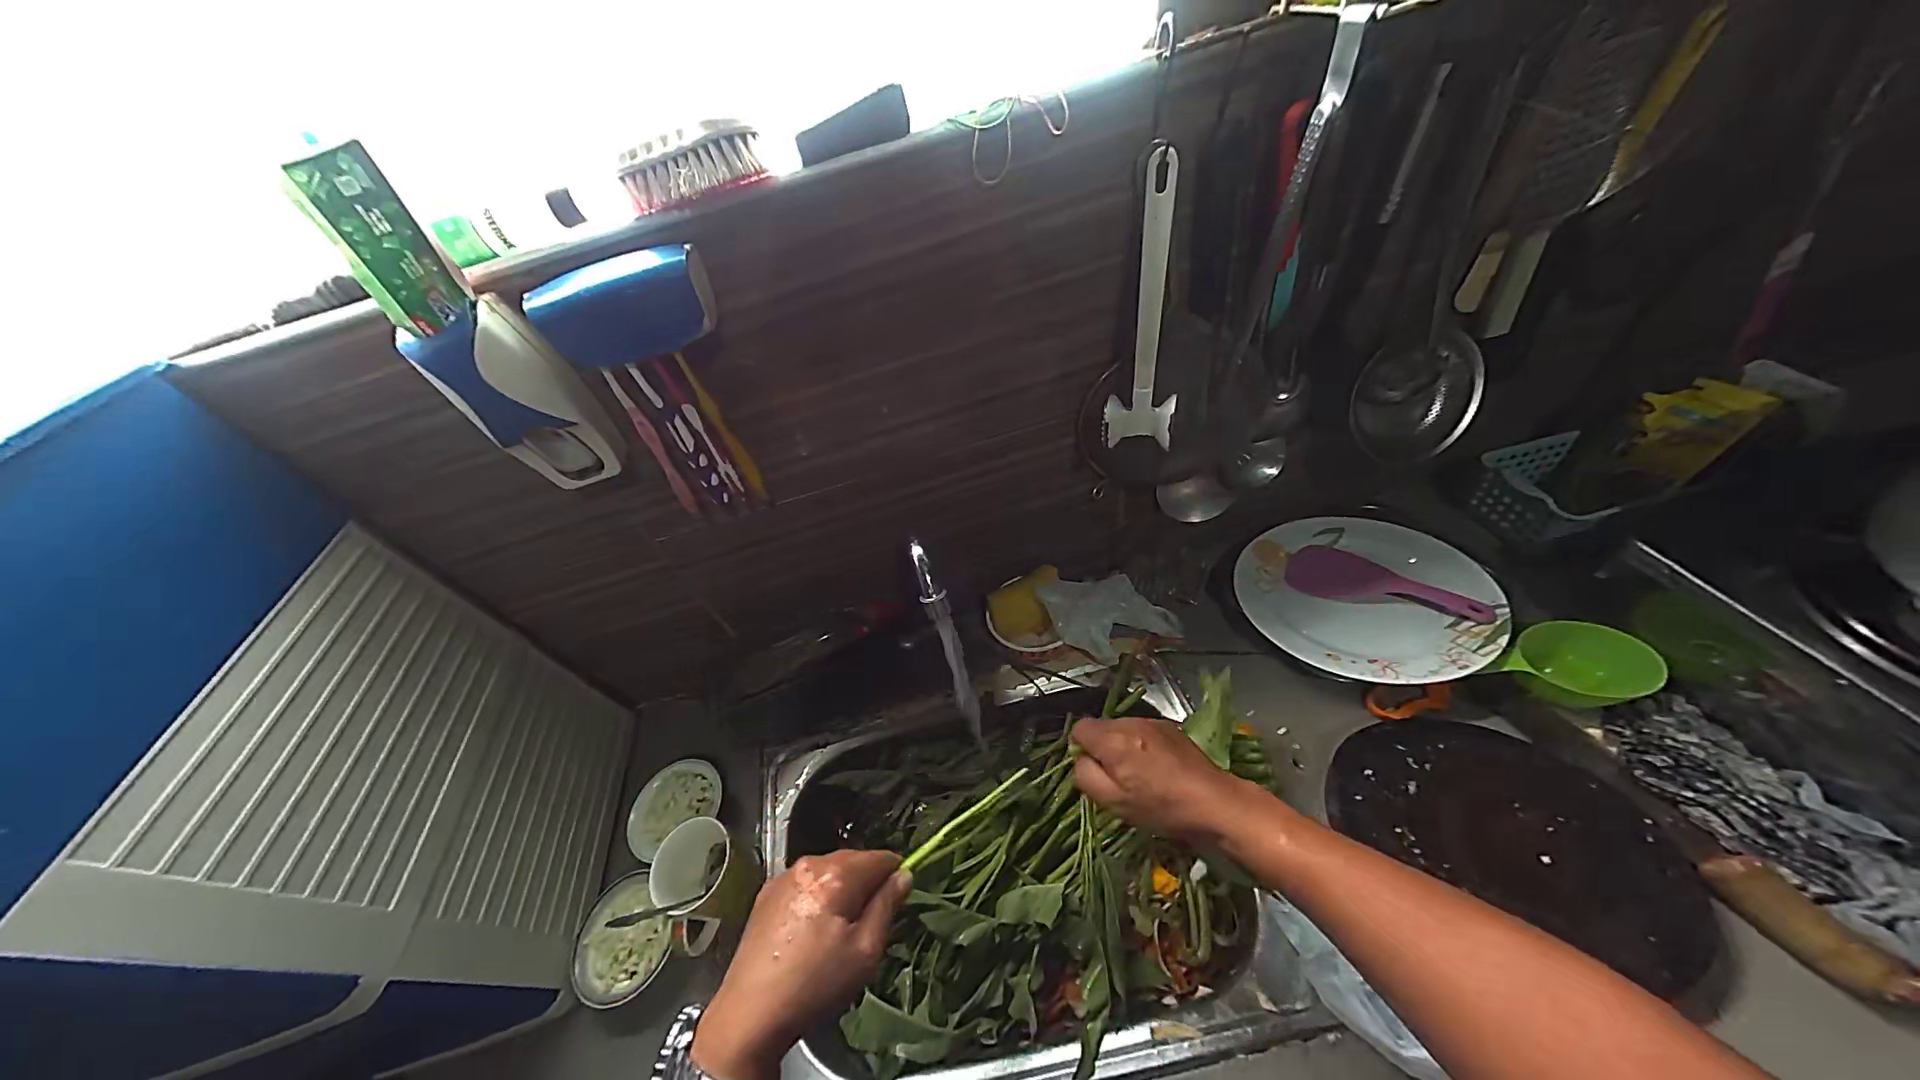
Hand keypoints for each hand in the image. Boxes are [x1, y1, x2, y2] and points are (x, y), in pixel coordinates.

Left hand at [693, 850, 911, 1079]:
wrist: (749, 1014)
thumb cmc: (814, 985)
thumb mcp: (864, 952)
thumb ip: (887, 906)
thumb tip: (904, 876)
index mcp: (835, 875)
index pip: (880, 858)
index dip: (895, 875)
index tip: (898, 899)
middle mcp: (808, 865)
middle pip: (853, 860)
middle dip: (867, 881)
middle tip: (871, 919)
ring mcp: (784, 877)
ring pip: (829, 870)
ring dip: (842, 887)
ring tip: (841, 927)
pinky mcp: (767, 894)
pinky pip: (806, 882)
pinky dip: (818, 895)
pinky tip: (814, 928)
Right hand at [1071, 715, 1267, 844]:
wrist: (1214, 802)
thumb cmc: (1161, 807)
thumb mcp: (1113, 801)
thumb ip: (1086, 775)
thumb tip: (1080, 760)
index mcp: (1112, 739)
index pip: (1079, 729)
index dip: (1082, 750)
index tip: (1096, 771)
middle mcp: (1130, 723)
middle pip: (1101, 728)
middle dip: (1104, 749)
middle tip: (1120, 779)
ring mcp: (1153, 722)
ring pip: (1123, 729)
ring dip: (1124, 747)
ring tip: (1142, 776)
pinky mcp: (1171, 728)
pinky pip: (1143, 732)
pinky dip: (1143, 746)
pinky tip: (1159, 769)